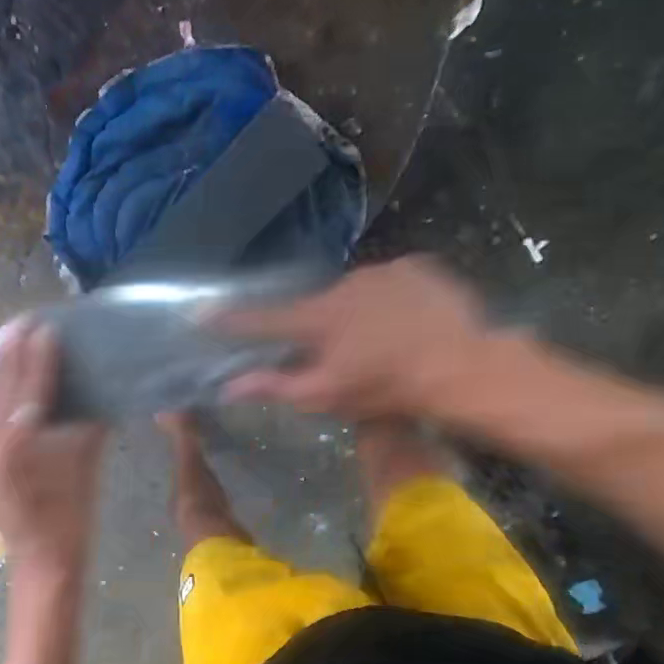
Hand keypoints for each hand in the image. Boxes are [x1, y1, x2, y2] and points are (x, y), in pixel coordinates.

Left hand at [0, 322, 107, 575]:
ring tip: (2, 338)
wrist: (43, 557)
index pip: (28, 390)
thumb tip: (100, 389)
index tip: (45, 327)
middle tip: (20, 321)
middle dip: (9, 353)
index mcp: (19, 447)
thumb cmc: (73, 513)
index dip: (38, 357)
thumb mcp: (86, 462)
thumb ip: (89, 424)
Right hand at [218, 256, 519, 424]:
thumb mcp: (327, 396)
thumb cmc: (388, 388)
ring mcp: (382, 271)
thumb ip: (275, 387)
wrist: (464, 366)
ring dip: (357, 314)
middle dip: (318, 328)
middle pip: (315, 307)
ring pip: (354, 294)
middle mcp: (342, 285)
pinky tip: (404, 323)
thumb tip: (229, 386)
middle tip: (340, 355)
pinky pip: (388, 283)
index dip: (230, 320)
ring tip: (380, 342)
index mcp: (317, 318)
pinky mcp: (416, 268)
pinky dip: (387, 300)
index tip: (199, 313)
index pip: (262, 319)